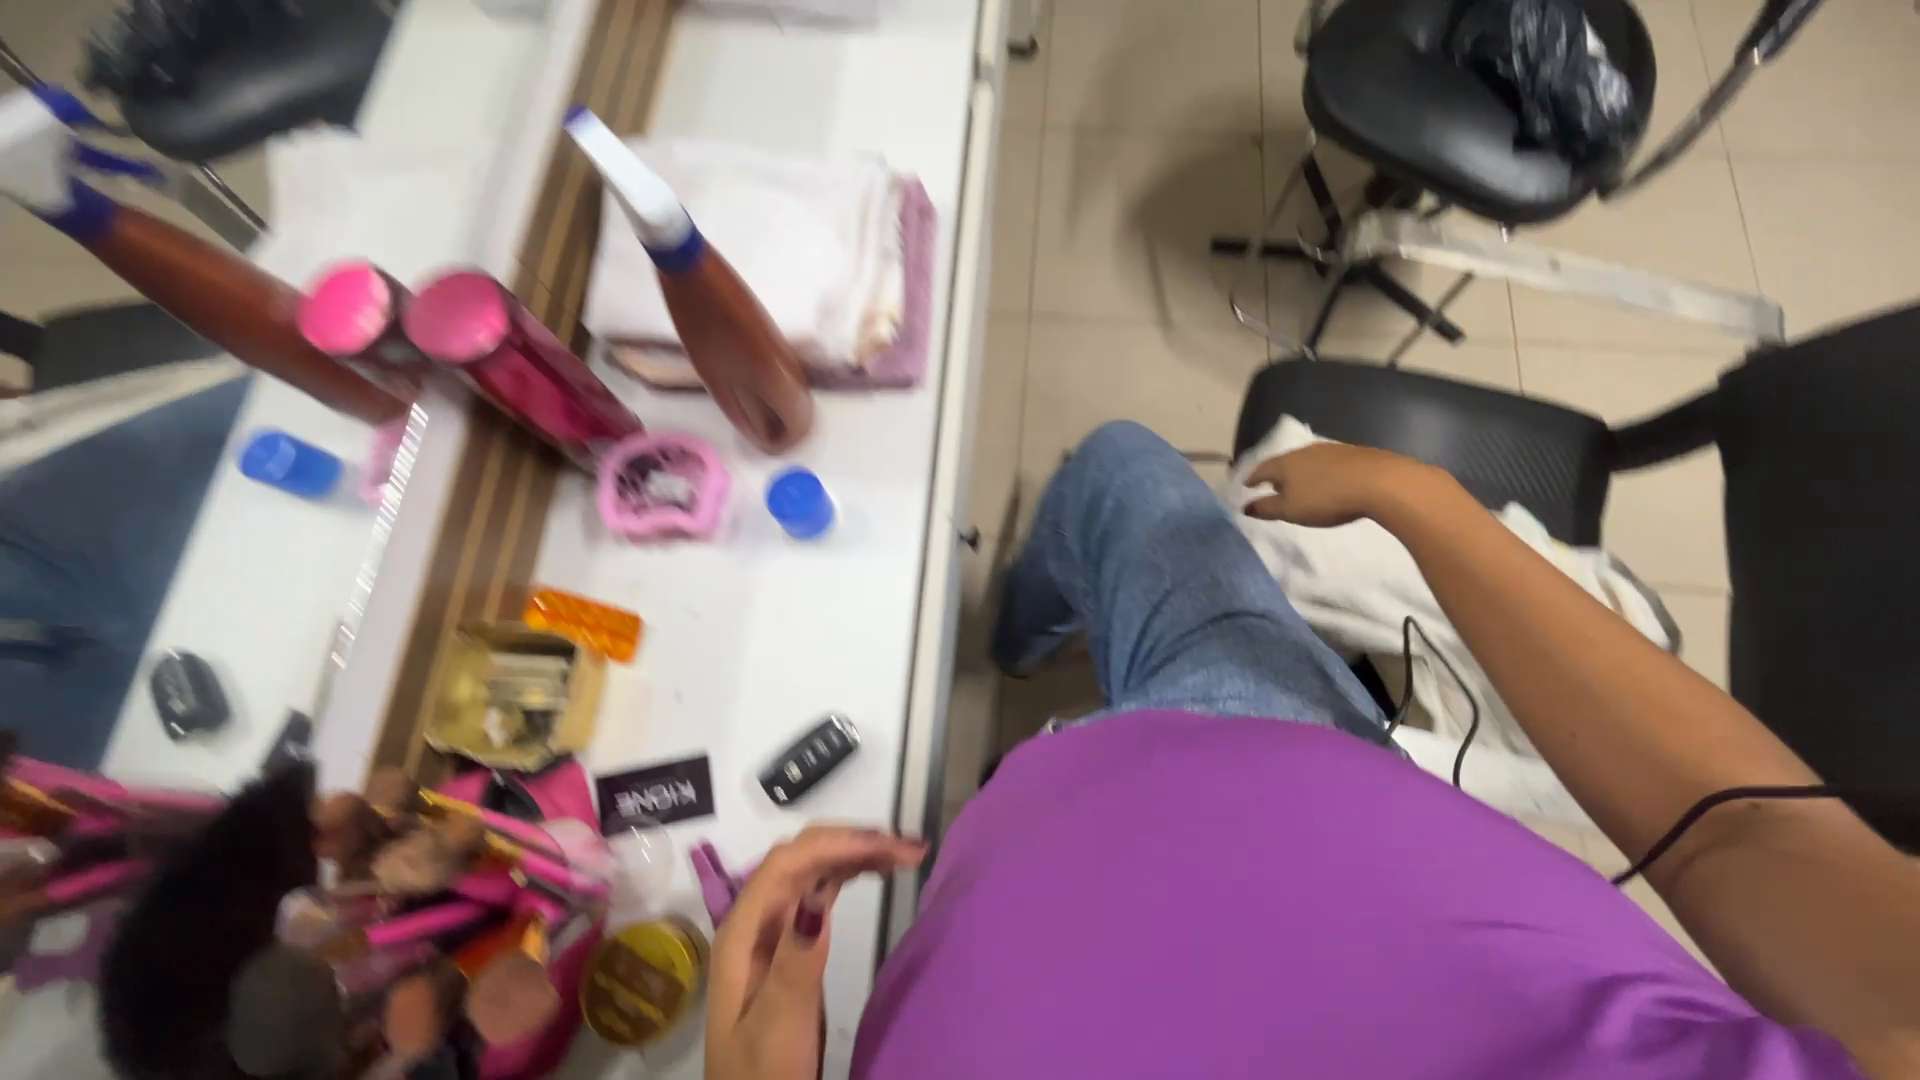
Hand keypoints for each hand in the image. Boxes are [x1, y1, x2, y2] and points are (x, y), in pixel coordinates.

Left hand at [705, 827, 926, 1079]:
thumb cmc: (762, 1076)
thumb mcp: (778, 1027)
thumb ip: (796, 961)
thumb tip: (819, 894)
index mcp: (743, 931)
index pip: (788, 863)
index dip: (837, 843)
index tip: (888, 844)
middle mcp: (755, 919)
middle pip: (801, 857)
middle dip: (853, 841)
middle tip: (909, 848)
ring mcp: (771, 928)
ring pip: (813, 869)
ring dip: (855, 853)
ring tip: (904, 854)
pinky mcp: (788, 941)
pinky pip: (818, 889)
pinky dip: (848, 873)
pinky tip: (873, 872)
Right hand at [1241, 441, 1435, 527]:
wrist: (1380, 482)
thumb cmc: (1326, 499)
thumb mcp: (1291, 510)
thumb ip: (1266, 508)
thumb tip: (1245, 506)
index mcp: (1285, 463)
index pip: (1262, 468)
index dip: (1252, 478)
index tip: (1246, 485)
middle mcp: (1305, 451)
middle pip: (1285, 462)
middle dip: (1277, 474)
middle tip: (1273, 486)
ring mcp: (1332, 450)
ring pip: (1308, 460)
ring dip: (1302, 472)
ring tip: (1301, 484)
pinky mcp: (1355, 454)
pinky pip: (1330, 463)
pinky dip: (1323, 472)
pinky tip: (1329, 481)